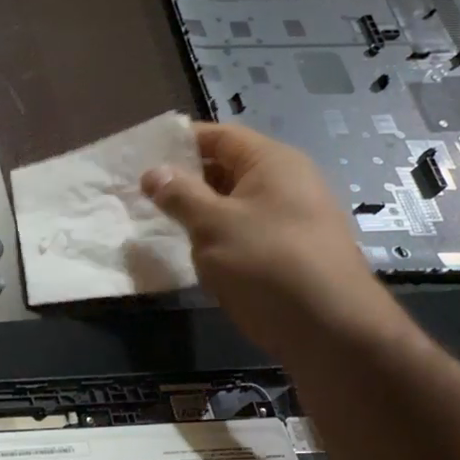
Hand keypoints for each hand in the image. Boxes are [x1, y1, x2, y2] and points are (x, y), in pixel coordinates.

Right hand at [141, 122, 414, 361]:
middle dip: (180, 178)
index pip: (219, 136)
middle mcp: (282, 182)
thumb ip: (180, 196)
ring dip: (191, 210)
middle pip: (223, 167)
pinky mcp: (278, 249)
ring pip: (227, 202)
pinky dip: (207, 234)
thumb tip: (153, 172)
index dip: (179, 141)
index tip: (137, 155)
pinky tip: (180, 249)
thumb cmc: (267, 262)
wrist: (325, 322)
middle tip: (133, 193)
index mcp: (272, 163)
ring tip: (148, 221)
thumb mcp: (213, 225)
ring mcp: (283, 217)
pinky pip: (235, 230)